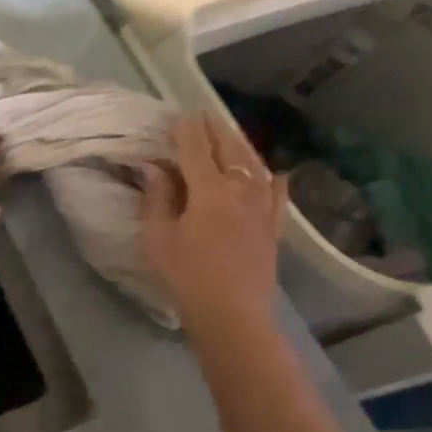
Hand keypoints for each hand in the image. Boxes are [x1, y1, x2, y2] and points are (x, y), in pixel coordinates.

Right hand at [139, 113, 287, 328]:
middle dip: (215, 129)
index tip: (178, 115)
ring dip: (241, 146)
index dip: (186, 128)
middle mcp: (240, 190)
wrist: (233, 316)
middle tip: (202, 116)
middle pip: (230, 148)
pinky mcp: (273, 228)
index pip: (195, 146)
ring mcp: (262, 208)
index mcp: (209, 189)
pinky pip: (277, 195)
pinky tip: (273, 173)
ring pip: (255, 165)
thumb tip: (154, 168)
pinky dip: (273, 179)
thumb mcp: (158, 237)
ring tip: (229, 135)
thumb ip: (157, 198)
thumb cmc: (187, 275)